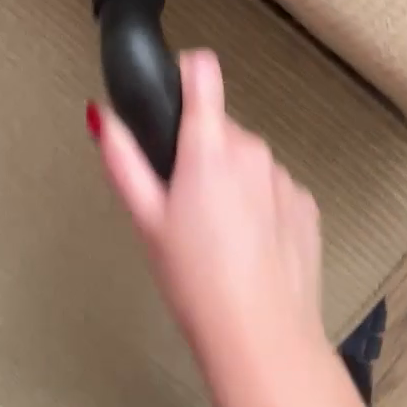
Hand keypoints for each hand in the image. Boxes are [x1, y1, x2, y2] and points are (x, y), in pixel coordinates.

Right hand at [91, 50, 325, 365]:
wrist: (262, 336)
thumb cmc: (197, 280)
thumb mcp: (146, 221)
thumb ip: (122, 160)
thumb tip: (101, 116)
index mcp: (209, 146)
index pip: (203, 71)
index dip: (186, 73)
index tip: (176, 91)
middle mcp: (252, 149)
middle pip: (220, 127)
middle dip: (202, 151)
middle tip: (184, 203)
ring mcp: (283, 175)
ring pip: (247, 160)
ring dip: (231, 179)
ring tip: (217, 233)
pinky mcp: (305, 203)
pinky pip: (273, 187)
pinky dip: (259, 204)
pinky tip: (248, 245)